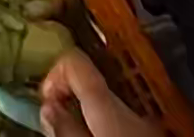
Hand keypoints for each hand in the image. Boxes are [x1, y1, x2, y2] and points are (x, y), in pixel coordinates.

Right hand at [38, 51, 159, 136]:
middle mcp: (131, 112)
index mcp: (110, 109)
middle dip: (69, 102)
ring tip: (76, 136)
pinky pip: (122, 127)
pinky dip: (105, 129)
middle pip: (92, 88)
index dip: (55, 76)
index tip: (46, 104)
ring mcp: (147, 129)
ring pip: (107, 110)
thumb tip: (48, 106)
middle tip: (56, 128)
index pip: (77, 63)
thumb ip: (66, 130)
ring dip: (87, 120)